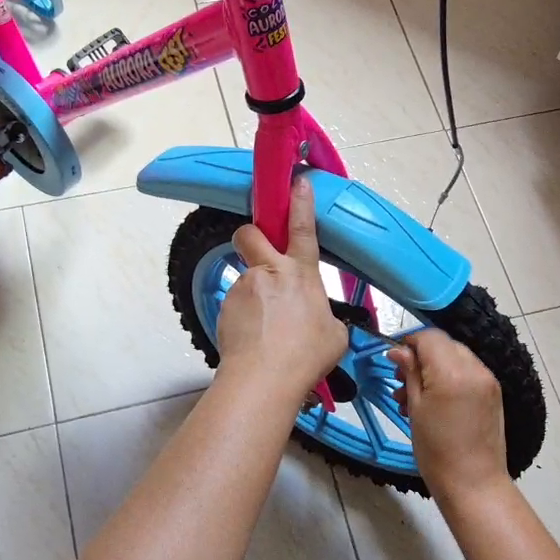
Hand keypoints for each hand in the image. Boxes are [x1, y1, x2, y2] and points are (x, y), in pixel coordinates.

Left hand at [215, 176, 347, 395]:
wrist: (263, 378)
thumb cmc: (305, 356)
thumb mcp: (334, 335)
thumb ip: (326, 317)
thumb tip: (320, 320)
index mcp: (301, 274)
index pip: (302, 229)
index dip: (300, 203)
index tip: (297, 182)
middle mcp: (270, 273)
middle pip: (250, 235)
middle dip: (251, 235)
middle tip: (258, 250)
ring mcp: (243, 288)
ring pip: (245, 281)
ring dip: (254, 297)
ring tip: (267, 331)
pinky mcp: (224, 308)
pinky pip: (236, 307)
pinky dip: (245, 320)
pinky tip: (255, 341)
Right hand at [388, 330, 508, 501]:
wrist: (473, 483)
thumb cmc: (436, 450)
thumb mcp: (416, 409)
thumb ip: (409, 373)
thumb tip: (398, 350)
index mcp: (452, 372)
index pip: (429, 337)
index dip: (409, 342)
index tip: (394, 360)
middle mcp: (475, 369)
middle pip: (444, 345)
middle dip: (421, 356)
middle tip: (400, 381)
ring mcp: (488, 380)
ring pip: (456, 357)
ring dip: (434, 368)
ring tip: (412, 396)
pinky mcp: (493, 393)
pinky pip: (468, 373)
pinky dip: (449, 378)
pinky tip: (434, 401)